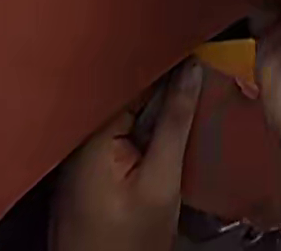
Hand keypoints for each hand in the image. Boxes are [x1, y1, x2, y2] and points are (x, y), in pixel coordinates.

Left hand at [52, 60, 203, 250]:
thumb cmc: (129, 245)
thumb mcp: (162, 180)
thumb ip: (176, 119)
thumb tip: (193, 67)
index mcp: (91, 139)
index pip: (133, 81)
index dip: (167, 63)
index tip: (199, 49)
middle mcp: (79, 144)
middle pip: (128, 96)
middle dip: (164, 84)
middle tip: (201, 69)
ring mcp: (81, 162)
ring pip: (127, 115)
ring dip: (157, 106)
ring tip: (191, 92)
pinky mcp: (89, 177)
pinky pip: (121, 136)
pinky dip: (145, 128)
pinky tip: (169, 128)